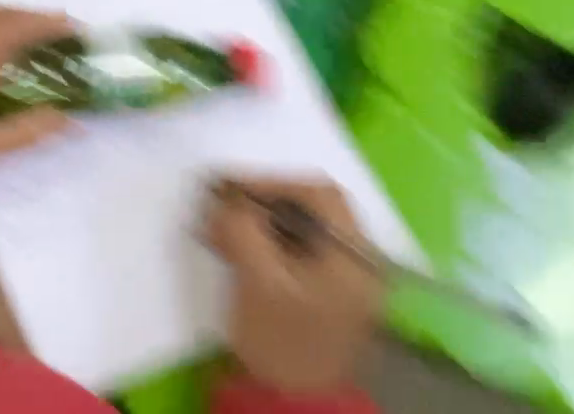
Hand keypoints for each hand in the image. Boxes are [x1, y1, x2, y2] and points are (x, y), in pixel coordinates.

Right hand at [206, 178, 381, 395]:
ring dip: (253, 216)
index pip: (319, 192)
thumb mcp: (257, 280)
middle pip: (308, 203)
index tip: (226, 188)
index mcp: (355, 257)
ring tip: (216, 226)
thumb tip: (225, 192)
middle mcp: (357, 258)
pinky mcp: (321, 283)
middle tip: (219, 203)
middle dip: (259, 198)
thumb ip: (243, 228)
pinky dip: (258, 234)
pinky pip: (290, 240)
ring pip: (296, 220)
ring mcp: (341, 271)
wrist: (289, 398)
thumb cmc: (279, 340)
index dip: (269, 180)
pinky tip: (228, 242)